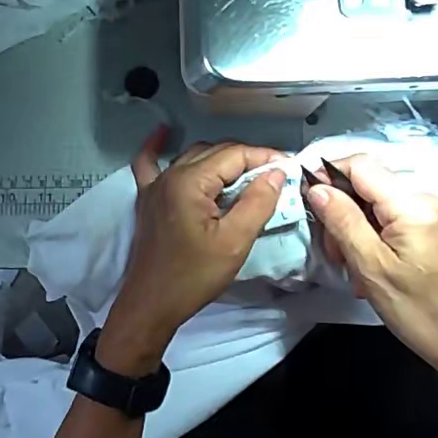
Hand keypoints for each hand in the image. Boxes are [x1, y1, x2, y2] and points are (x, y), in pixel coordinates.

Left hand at [100, 128, 287, 374]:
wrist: (151, 306)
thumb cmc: (194, 276)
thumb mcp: (235, 242)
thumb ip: (257, 202)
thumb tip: (277, 172)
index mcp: (191, 181)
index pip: (235, 155)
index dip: (264, 157)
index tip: (289, 167)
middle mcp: (171, 175)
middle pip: (215, 153)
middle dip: (247, 159)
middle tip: (275, 175)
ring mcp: (155, 185)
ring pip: (193, 157)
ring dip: (220, 159)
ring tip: (248, 172)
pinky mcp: (147, 199)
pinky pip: (149, 164)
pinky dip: (157, 147)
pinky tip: (163, 132)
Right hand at [304, 154, 437, 396]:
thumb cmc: (422, 312)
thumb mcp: (372, 267)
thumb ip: (343, 221)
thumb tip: (316, 187)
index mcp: (412, 203)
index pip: (361, 164)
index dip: (328, 173)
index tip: (306, 200)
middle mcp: (424, 199)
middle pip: (367, 184)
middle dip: (341, 212)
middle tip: (334, 254)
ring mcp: (431, 215)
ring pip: (375, 205)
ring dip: (354, 230)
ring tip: (353, 270)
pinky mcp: (432, 231)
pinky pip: (391, 221)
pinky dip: (372, 240)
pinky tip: (370, 271)